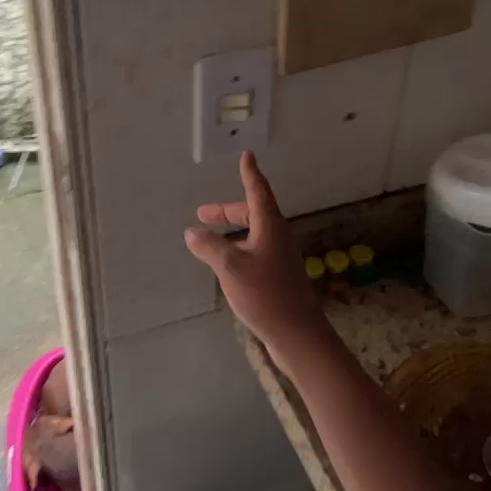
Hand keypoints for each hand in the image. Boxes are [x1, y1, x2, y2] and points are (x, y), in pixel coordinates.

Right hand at [184, 151, 327, 358]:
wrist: (298, 335)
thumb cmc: (265, 295)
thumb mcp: (230, 267)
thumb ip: (209, 247)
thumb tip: (192, 232)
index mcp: (270, 226)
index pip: (258, 191)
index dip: (249, 173)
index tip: (247, 155)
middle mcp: (278, 237)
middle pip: (253, 213)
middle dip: (228, 211)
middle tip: (203, 214)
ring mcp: (281, 257)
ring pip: (254, 234)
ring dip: (232, 232)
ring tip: (209, 241)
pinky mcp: (280, 276)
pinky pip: (256, 252)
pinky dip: (239, 249)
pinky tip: (226, 266)